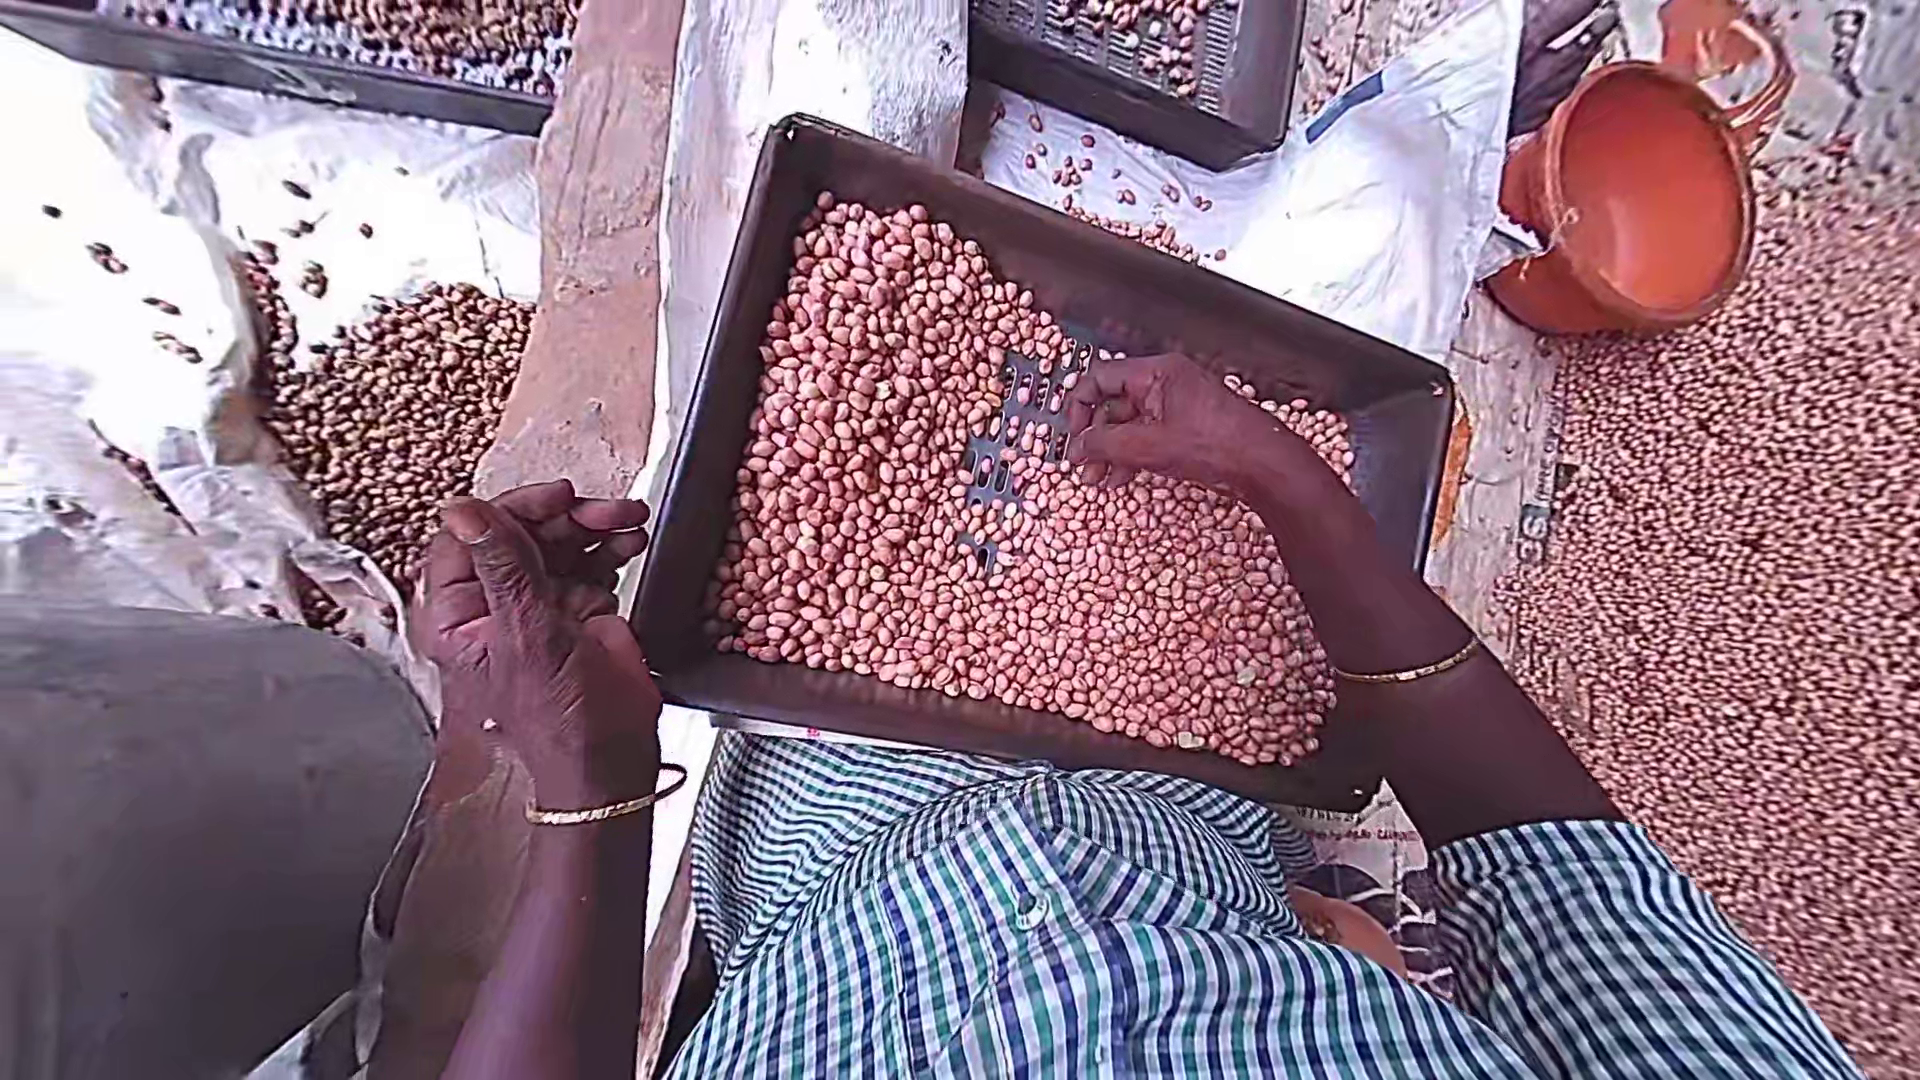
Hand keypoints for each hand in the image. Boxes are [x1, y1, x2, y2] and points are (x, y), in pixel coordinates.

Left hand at [417, 480, 660, 809]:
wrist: (612, 748)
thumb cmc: (559, 710)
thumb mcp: (528, 635)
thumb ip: (503, 570)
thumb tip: (466, 511)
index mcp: (465, 612)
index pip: (474, 539)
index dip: (514, 510)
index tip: (559, 497)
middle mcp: (503, 601)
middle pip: (526, 535)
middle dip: (570, 517)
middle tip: (609, 511)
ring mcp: (547, 603)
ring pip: (564, 545)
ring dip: (599, 527)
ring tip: (632, 521)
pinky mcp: (586, 608)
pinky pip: (596, 563)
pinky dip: (616, 548)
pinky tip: (633, 542)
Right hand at [1065, 352, 1315, 493]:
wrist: (1263, 465)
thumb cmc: (1216, 445)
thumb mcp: (1147, 446)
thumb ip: (1104, 444)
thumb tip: (1077, 447)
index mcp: (1156, 374)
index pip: (1100, 377)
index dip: (1079, 405)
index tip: (1073, 434)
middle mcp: (1164, 384)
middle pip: (1112, 404)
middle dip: (1095, 437)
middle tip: (1084, 464)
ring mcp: (1175, 406)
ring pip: (1128, 424)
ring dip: (1109, 451)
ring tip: (1099, 478)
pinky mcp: (1184, 428)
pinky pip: (1146, 436)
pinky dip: (1130, 456)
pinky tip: (1121, 477)